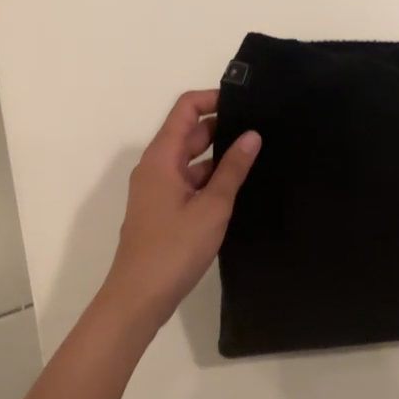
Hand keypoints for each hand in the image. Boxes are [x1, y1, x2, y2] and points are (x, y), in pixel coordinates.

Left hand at [105, 90, 260, 325]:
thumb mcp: (212, 206)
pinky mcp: (162, 209)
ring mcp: (156, 189)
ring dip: (218, 153)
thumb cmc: (174, 249)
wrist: (137, 301)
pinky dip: (210, 176)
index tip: (246, 102)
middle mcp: (155, 167)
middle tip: (260, 126)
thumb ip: (233, 168)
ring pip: (190, 157)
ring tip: (256, 153)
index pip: (186, 109)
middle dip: (222, 125)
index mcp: (162, 158)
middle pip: (188, 131)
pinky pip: (188, 179)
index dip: (214, 98)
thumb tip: (252, 134)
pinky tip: (236, 185)